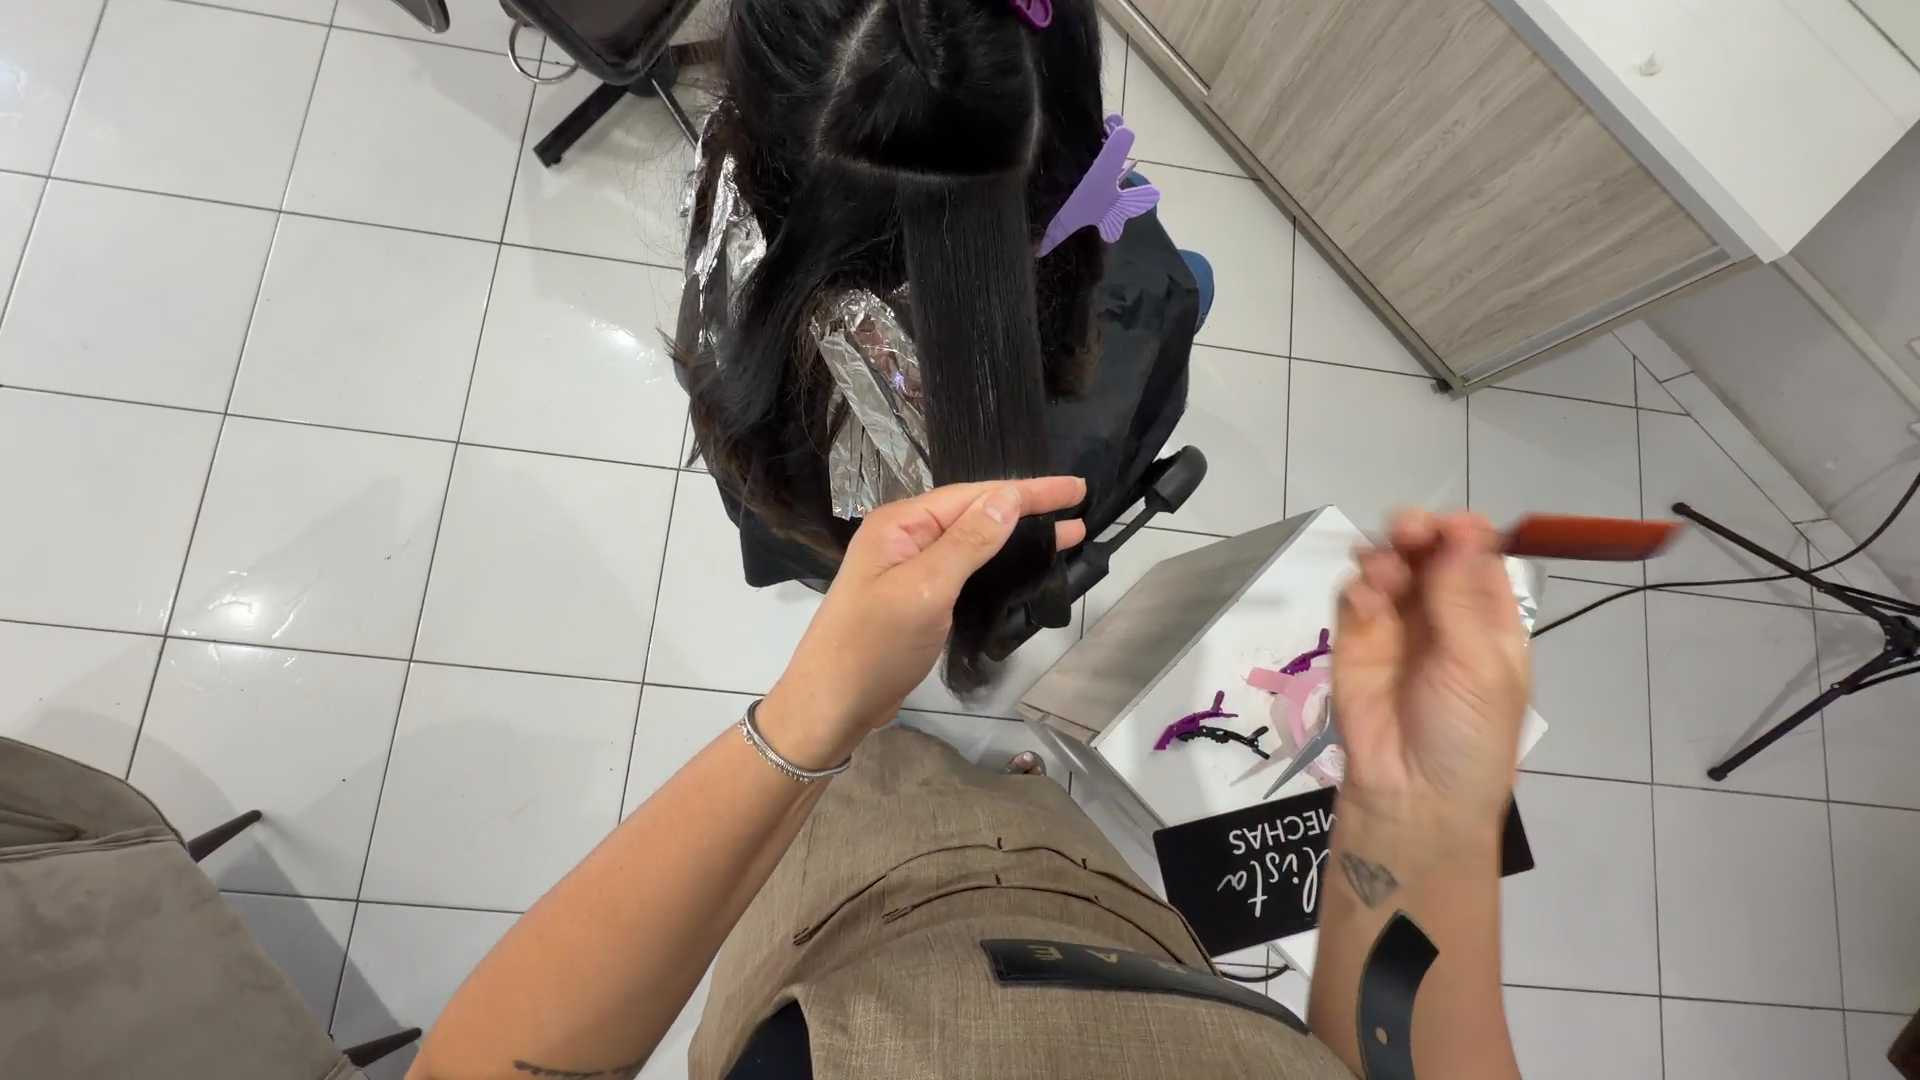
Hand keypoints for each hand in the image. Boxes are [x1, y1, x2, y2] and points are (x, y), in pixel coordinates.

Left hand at [757, 477, 1088, 768]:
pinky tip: (1021, 569)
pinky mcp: (919, 600)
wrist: (832, 706)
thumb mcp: (924, 590)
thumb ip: (967, 542)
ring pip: (973, 543)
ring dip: (1017, 538)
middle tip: (1077, 509)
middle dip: (1027, 510)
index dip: (1027, 490)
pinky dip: (997, 566)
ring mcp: (911, 570)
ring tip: (1065, 537)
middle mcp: (906, 539)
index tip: (1073, 489)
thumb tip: (1007, 498)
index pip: (974, 495)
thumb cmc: (872, 646)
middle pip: (975, 514)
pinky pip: (965, 571)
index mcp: (901, 524)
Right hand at [1332, 510, 1530, 831]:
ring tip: (1380, 571)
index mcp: (1488, 618)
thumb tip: (1463, 526)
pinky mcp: (1352, 638)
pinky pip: (1352, 596)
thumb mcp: (1480, 666)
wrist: (1411, 789)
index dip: (1461, 534)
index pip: (1476, 556)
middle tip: (1404, 529)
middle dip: (1416, 533)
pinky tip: (1364, 601)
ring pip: (1386, 567)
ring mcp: (1394, 624)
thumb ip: (1461, 597)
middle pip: (1426, 553)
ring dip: (1383, 557)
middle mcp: (1441, 613)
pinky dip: (1356, 588)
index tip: (1445, 527)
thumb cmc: (1467, 732)